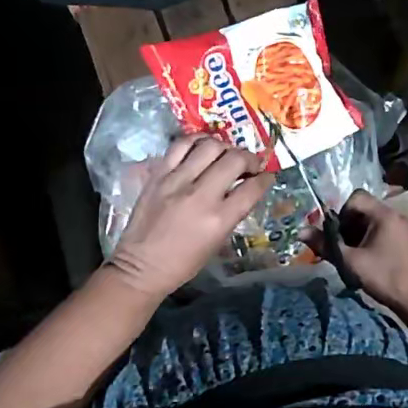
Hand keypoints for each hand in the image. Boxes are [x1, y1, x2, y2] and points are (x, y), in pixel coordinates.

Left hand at [106, 136, 273, 298]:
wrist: (141, 266)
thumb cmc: (183, 262)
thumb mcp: (217, 241)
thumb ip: (232, 212)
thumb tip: (245, 187)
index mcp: (219, 219)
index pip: (252, 188)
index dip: (265, 178)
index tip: (267, 176)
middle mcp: (200, 196)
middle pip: (234, 160)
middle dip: (249, 159)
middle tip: (249, 165)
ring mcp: (177, 181)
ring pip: (209, 146)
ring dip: (224, 147)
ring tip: (225, 154)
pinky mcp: (158, 175)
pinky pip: (180, 145)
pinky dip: (196, 141)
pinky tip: (202, 146)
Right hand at [308, 190, 407, 313]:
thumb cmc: (384, 277)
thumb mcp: (350, 261)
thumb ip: (325, 244)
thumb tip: (300, 232)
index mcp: (384, 215)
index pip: (356, 197)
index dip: (341, 212)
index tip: (337, 233)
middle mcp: (395, 215)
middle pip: (363, 209)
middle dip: (347, 225)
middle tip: (340, 246)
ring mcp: (403, 228)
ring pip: (372, 221)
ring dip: (357, 234)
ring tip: (351, 255)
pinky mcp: (406, 241)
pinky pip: (382, 231)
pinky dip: (369, 239)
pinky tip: (366, 260)